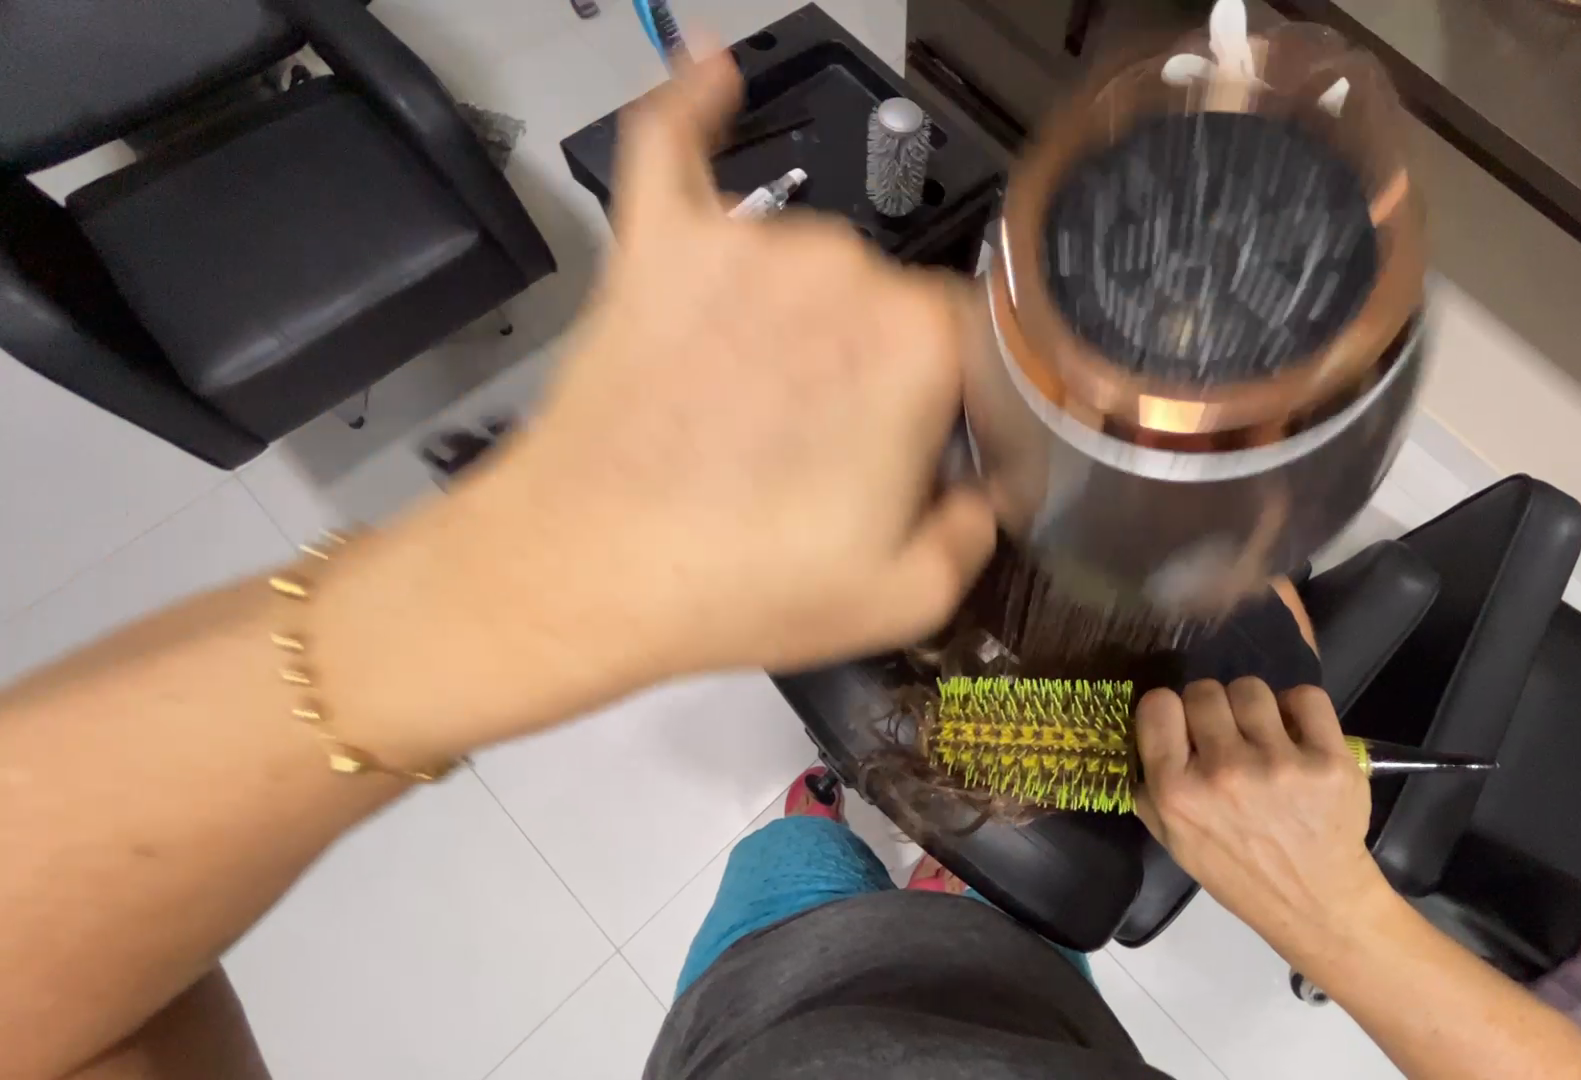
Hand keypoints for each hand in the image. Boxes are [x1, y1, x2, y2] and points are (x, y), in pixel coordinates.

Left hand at [310, 52, 995, 764]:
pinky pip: (680, 148)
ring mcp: (747, 243)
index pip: (984, 352)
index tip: (939, 461)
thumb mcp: (909, 596)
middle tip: (841, 456)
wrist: (580, 573)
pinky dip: (701, 112)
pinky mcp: (660, 243)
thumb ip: (979, 528)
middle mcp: (844, 268)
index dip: (967, 415)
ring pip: (820, 261)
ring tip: (771, 411)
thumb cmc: (747, 584)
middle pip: (899, 307)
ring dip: (817, 323)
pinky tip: (720, 76)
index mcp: (922, 345)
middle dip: (889, 378)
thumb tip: (981, 485)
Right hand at [1134, 679, 1395, 973]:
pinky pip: (1306, 697)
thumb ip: (1148, 784)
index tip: (1180, 726)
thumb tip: (1136, 732)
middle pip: (1204, 690)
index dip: (1167, 710)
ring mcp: (1280, 764)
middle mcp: (1224, 772)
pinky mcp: (1329, 762)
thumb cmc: (1236, 871)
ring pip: (1250, 688)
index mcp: (1177, 791)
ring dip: (1251, 707)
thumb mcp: (1172, 838)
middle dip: (1210, 708)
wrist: (1316, 906)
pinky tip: (1296, 732)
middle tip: (1223, 734)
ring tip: (1260, 734)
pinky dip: (1299, 707)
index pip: (1158, 703)